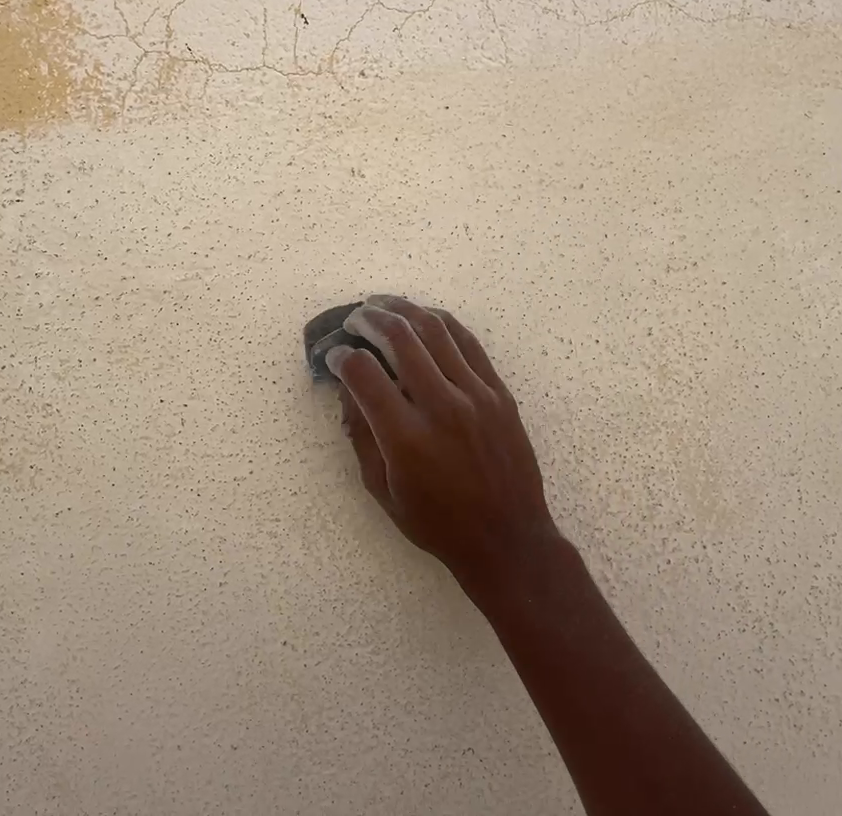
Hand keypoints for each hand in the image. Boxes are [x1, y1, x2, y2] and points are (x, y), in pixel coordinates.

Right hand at [329, 295, 562, 587]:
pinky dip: (442, 323)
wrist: (508, 539)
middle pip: (400, 338)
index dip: (341, 358)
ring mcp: (476, 395)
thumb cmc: (437, 523)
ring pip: (435, 330)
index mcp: (406, 438)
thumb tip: (348, 390)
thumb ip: (361, 435)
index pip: (364, 374)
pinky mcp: (499, 392)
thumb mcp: (382, 490)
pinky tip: (424, 317)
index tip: (333, 357)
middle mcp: (442, 407)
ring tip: (382, 303)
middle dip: (369, 320)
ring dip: (404, 309)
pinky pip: (468, 343)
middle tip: (354, 318)